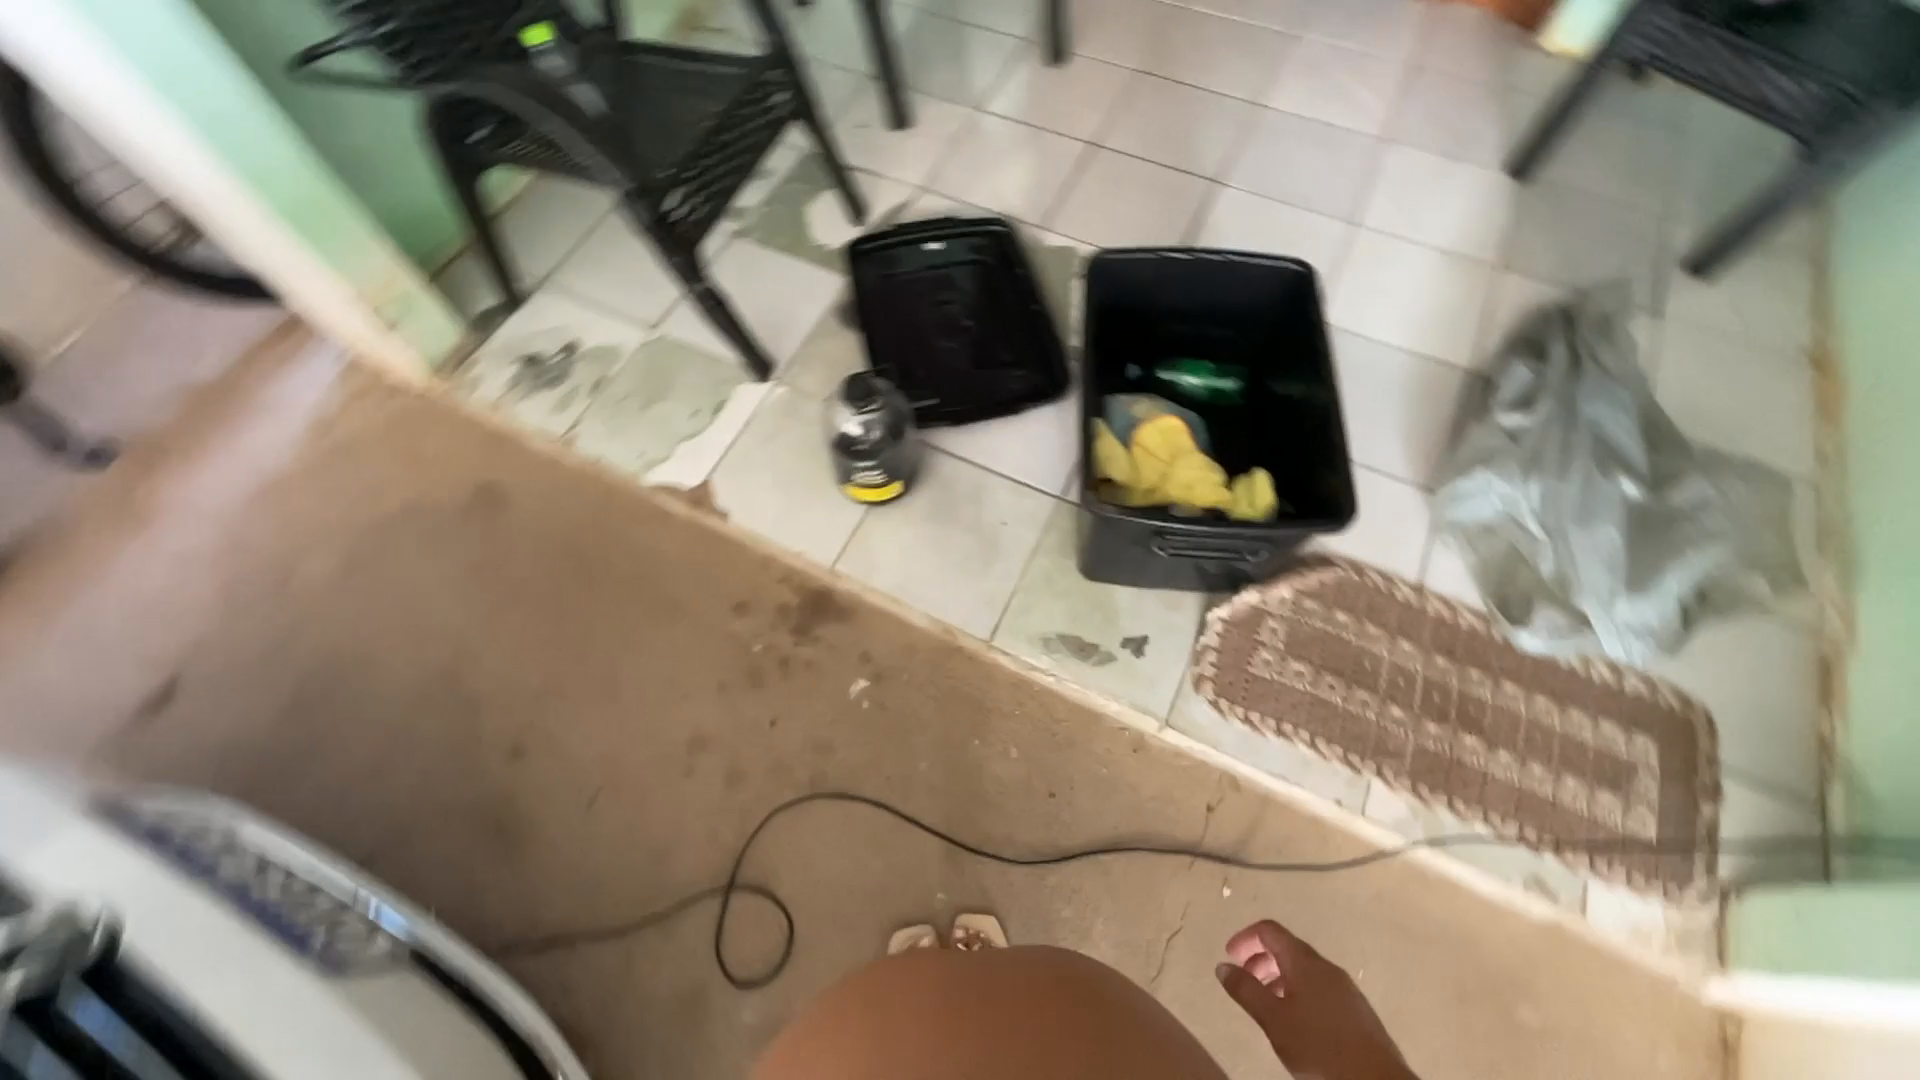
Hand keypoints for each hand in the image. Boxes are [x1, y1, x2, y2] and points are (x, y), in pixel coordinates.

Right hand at [1215, 920, 1415, 1079]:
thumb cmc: (1319, 1048)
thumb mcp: (1273, 1019)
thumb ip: (1246, 990)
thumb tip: (1222, 966)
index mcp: (1305, 962)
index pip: (1270, 930)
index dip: (1245, 938)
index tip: (1230, 958)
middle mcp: (1326, 968)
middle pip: (1287, 948)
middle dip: (1261, 960)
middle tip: (1245, 983)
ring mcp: (1346, 989)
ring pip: (1304, 971)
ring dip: (1279, 979)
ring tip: (1267, 1007)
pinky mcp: (1357, 1012)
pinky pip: (1320, 989)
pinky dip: (1298, 993)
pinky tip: (1297, 1024)